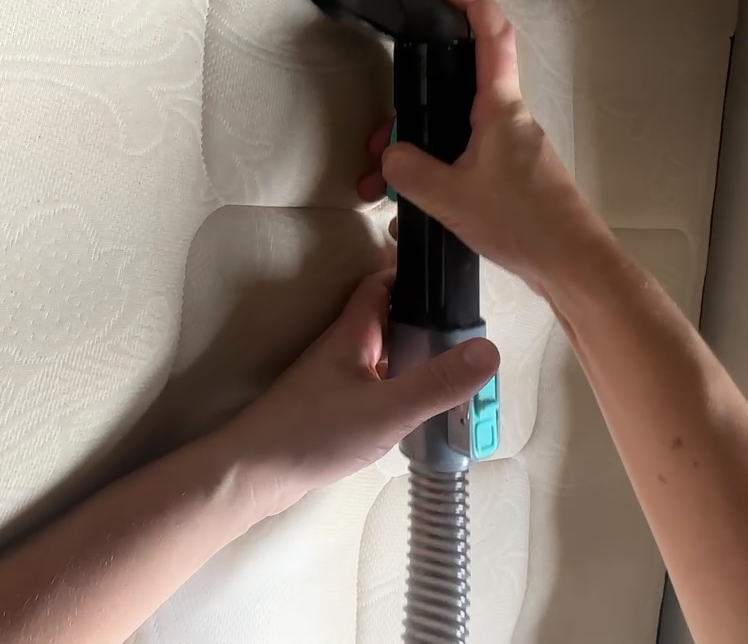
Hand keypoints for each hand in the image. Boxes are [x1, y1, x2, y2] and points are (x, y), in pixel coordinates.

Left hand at [209, 270, 499, 517]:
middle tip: (472, 337)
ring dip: (418, 356)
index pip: (384, 283)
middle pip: (391, 318)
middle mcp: (346, 345)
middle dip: (428, 322)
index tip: (453, 283)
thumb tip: (489, 350)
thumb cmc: (315, 430)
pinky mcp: (337, 402)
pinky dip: (404, 385)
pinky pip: (380, 381)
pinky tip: (424, 406)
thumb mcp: (386, 409)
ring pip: (387, 352)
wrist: (258, 471)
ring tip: (460, 374)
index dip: (414, 276)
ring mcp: (339, 374)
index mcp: (354, 331)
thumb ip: (436, 382)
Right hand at [357, 0, 618, 296]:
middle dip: (405, 111)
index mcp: (498, 107)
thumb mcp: (449, 195)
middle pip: (451, 92)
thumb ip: (409, 169)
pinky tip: (411, 202)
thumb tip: (389, 157)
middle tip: (375, 144)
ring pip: (450, 131)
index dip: (470, 0)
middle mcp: (505, 118)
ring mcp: (507, 147)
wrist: (572, 265)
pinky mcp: (507, 174)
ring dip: (413, 152)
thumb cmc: (520, 220)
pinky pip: (460, 157)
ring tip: (381, 189)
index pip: (492, 35)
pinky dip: (431, 171)